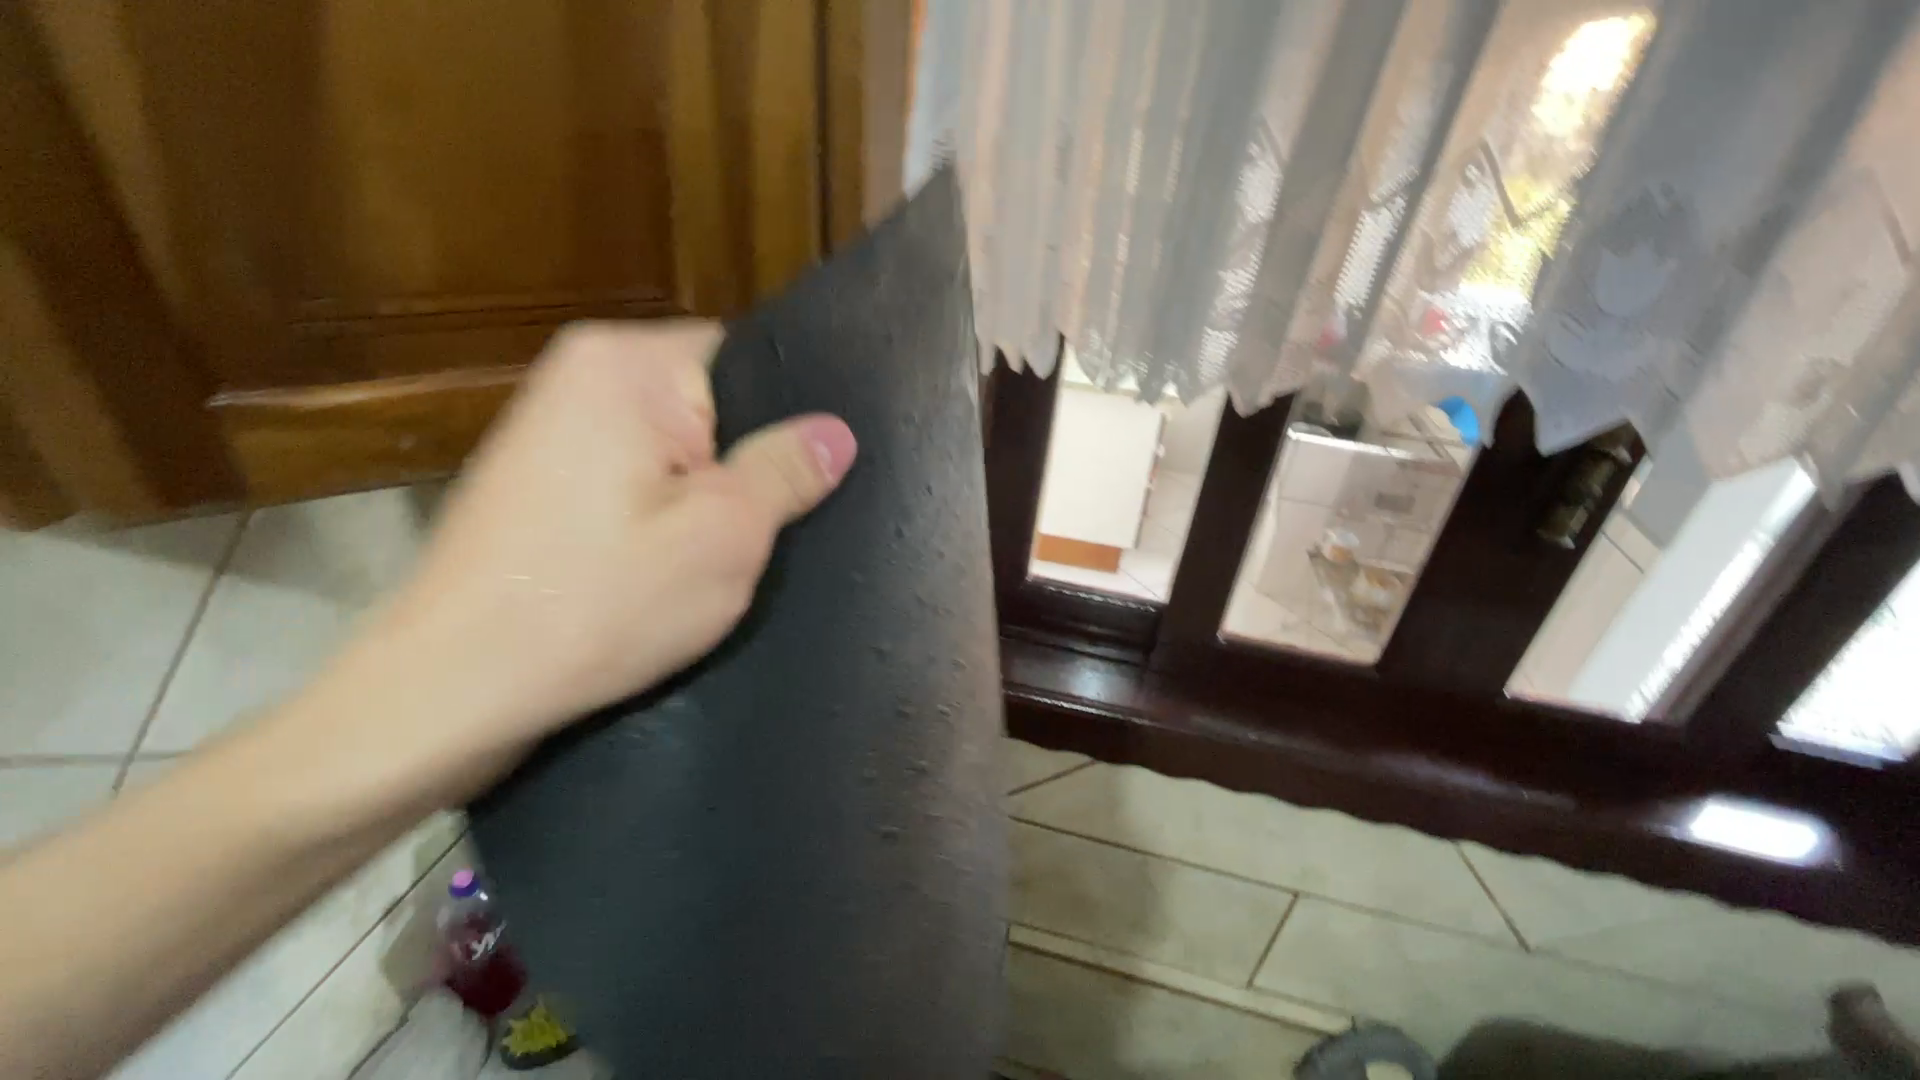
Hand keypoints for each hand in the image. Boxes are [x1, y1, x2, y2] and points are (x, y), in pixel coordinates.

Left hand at [310, 321, 856, 803]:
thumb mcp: (723, 537)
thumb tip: (839, 431)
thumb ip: (786, 472)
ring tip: (728, 552)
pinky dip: (664, 518)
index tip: (815, 477)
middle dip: (746, 466)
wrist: (450, 689)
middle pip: (711, 406)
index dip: (790, 419)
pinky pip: (636, 481)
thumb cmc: (596, 604)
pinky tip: (673, 567)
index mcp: (626, 363)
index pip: (748, 358)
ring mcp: (553, 428)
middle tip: (779, 527)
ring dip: (706, 500)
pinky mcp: (541, 481)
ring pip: (676, 451)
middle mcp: (582, 375)